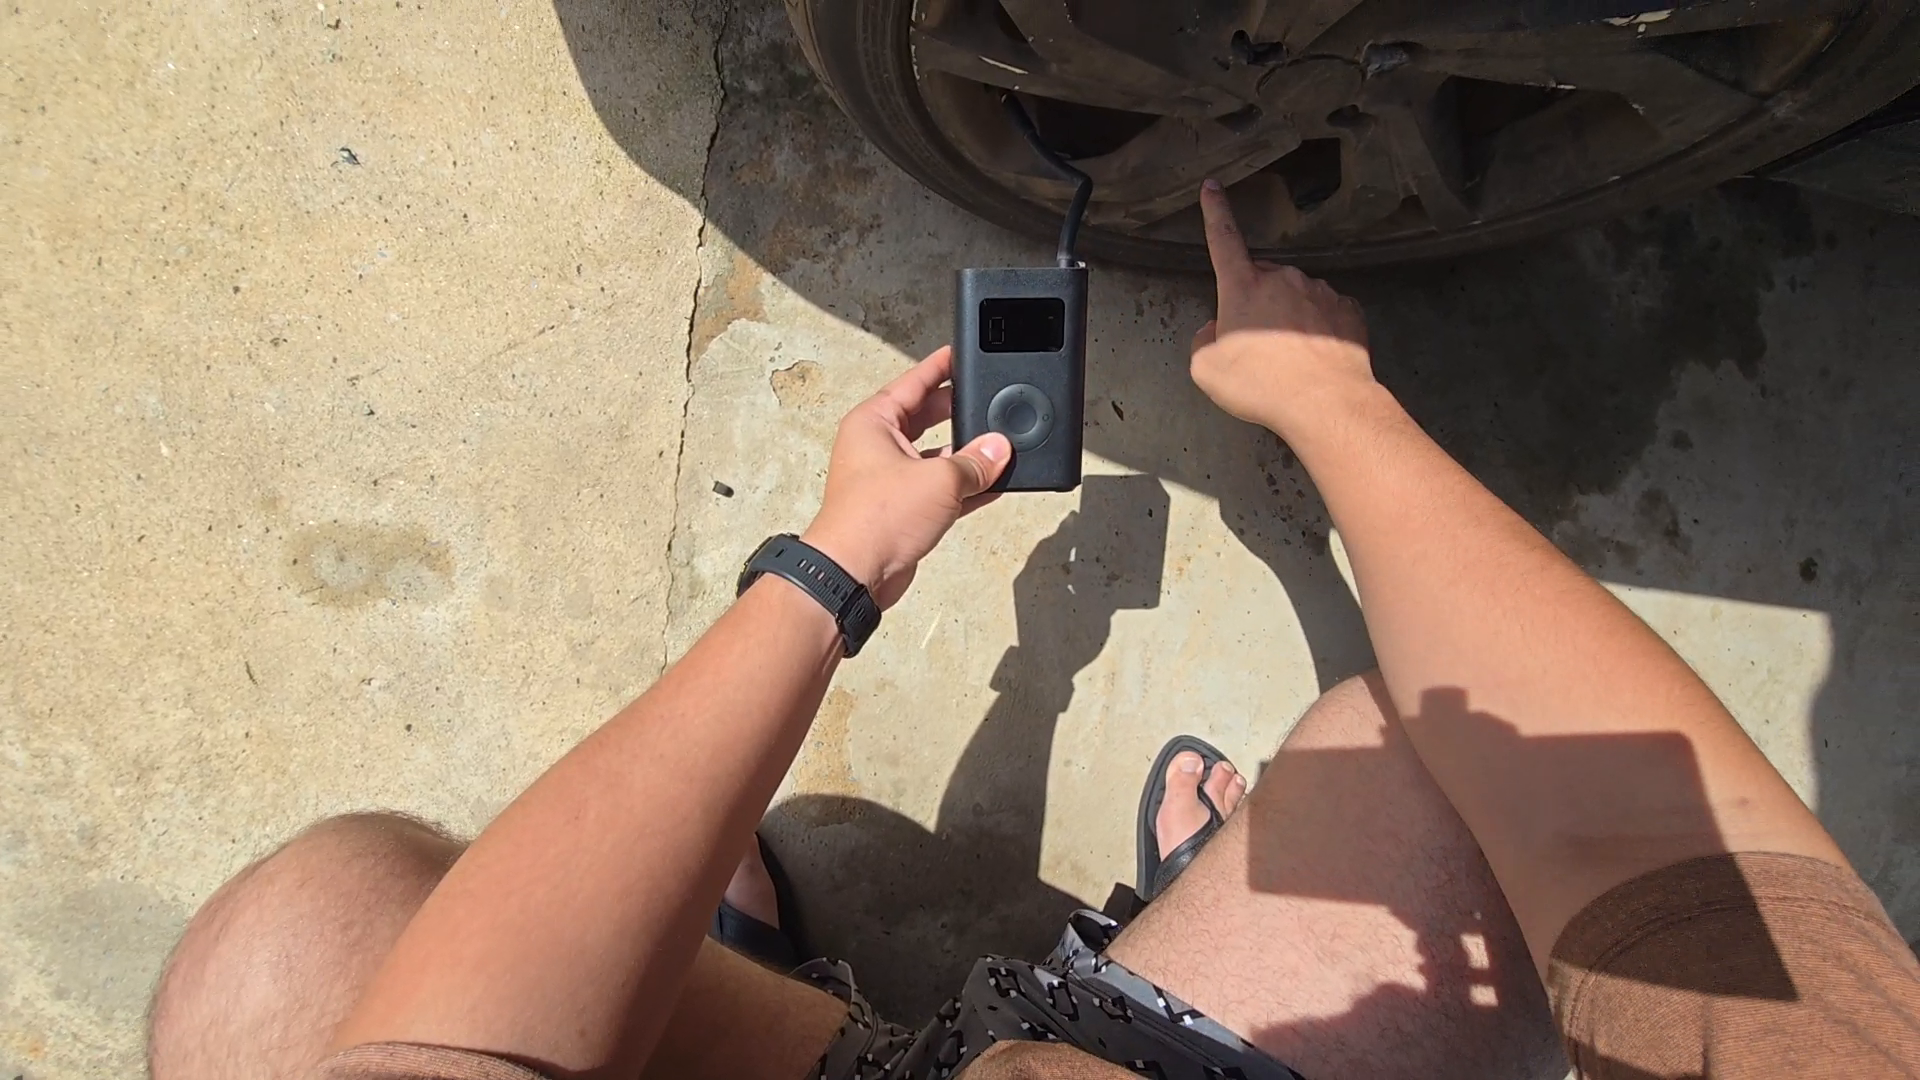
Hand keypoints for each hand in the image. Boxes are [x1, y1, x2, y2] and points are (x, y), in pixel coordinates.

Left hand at [802, 347, 1011, 608]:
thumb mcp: (939, 479)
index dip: (940, 367)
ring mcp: (889, 480)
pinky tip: (992, 486)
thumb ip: (975, 461)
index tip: (961, 354)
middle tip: (989, 401)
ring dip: (966, 457)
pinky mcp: (902, 511)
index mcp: (874, 422)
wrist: (855, 573)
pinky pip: (939, 490)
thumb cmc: (876, 518)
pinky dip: (964, 488)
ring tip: (1000, 449)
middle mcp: (877, 447)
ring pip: (935, 457)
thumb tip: (999, 450)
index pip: (913, 382)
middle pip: (926, 418)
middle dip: (959, 414)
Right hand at [1189, 178, 1378, 436]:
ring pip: (1293, 298)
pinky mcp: (1347, 311)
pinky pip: (1323, 314)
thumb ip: (1203, 341)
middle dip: (1253, 304)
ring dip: (1285, 321)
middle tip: (1252, 348)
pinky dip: (1314, 331)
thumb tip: (1215, 329)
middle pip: (1260, 281)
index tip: (1212, 186)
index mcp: (1243, 288)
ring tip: (1284, 362)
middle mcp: (1283, 279)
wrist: (1323, 402)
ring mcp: (1320, 292)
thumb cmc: (1258, 384)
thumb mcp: (1206, 370)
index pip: (1224, 241)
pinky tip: (1311, 359)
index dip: (1215, 213)